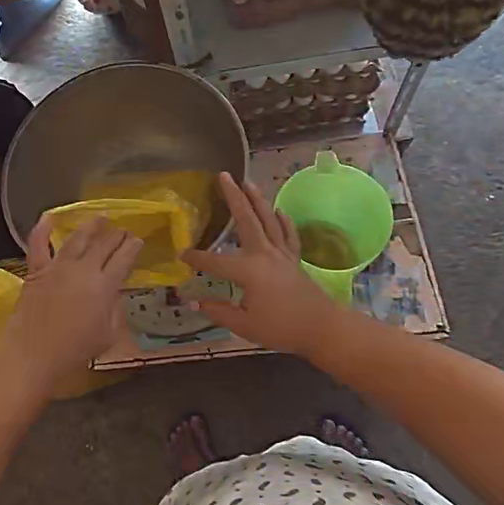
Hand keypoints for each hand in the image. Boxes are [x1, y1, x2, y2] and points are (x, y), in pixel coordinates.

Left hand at [0, 216, 142, 382]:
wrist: (33, 355)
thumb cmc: (74, 350)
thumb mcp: (108, 334)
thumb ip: (114, 310)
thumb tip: (113, 294)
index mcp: (105, 285)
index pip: (124, 258)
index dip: (133, 247)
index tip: (138, 241)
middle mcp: (84, 269)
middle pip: (105, 244)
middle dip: (117, 235)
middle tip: (123, 231)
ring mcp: (58, 267)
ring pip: (78, 238)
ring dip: (92, 226)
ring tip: (101, 218)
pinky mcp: (36, 271)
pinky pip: (38, 245)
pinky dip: (42, 229)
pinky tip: (49, 217)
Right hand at [183, 173, 343, 355]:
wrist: (322, 327)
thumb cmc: (281, 328)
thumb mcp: (244, 325)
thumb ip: (219, 311)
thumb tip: (197, 302)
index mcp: (248, 270)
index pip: (215, 261)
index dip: (197, 258)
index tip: (181, 255)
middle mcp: (264, 254)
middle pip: (247, 220)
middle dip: (234, 197)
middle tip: (224, 176)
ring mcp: (282, 254)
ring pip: (268, 220)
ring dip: (257, 199)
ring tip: (247, 182)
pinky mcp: (295, 259)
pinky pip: (288, 234)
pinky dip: (283, 221)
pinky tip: (278, 210)